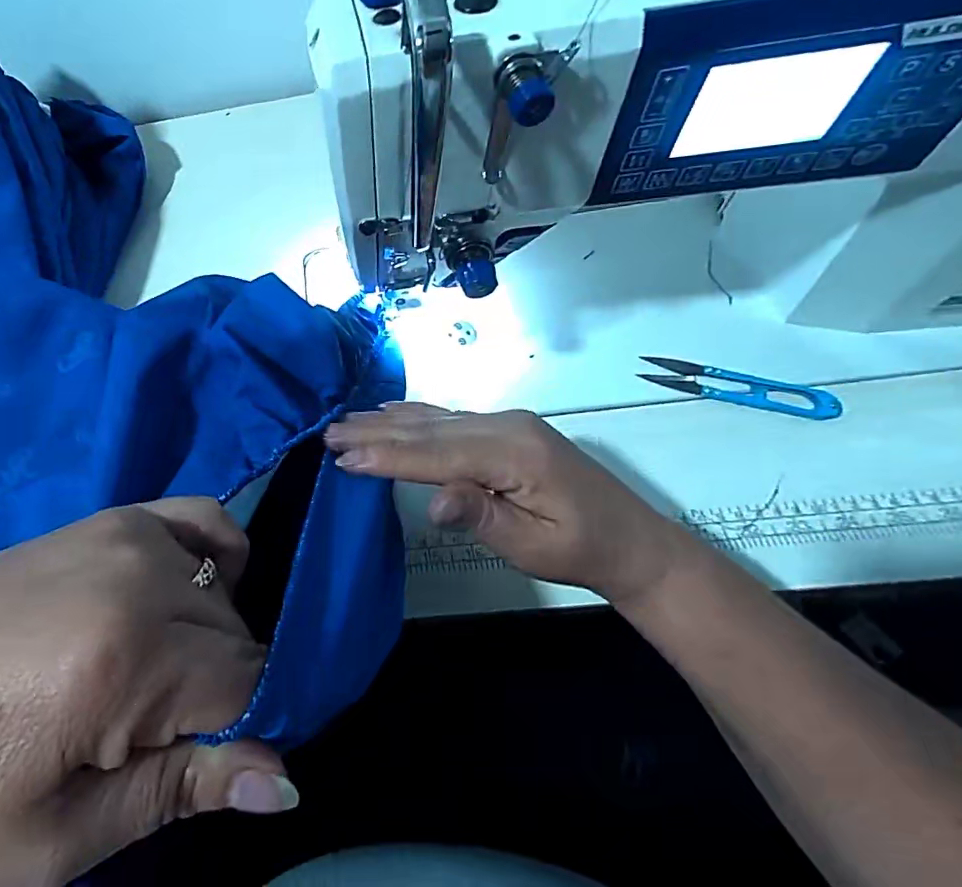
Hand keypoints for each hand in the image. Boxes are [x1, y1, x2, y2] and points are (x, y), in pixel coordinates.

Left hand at [0, 499, 294, 885]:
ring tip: (150, 678)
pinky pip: (196, 519)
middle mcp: (133, 575)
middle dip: (218, 693)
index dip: (234, 737)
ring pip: (223, 589)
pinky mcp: (101, 518)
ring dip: (208, 638)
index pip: (247, 684)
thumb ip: (180, 793)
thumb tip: (286, 782)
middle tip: (151, 738)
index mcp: (122, 657)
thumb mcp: (60, 836)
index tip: (189, 767)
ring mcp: (117, 533)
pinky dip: (214, 556)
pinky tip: (186, 593)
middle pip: (237, 634)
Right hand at [325, 403, 692, 602]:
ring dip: (388, 421)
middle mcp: (505, 425)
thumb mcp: (531, 545)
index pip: (436, 453)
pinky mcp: (505, 428)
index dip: (386, 456)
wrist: (633, 541)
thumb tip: (432, 500)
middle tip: (328, 433)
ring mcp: (506, 422)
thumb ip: (480, 514)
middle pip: (429, 429)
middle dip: (375, 432)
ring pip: (435, 419)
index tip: (342, 456)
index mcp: (513, 453)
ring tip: (346, 421)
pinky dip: (415, 416)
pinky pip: (450, 418)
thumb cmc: (581, 550)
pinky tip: (391, 411)